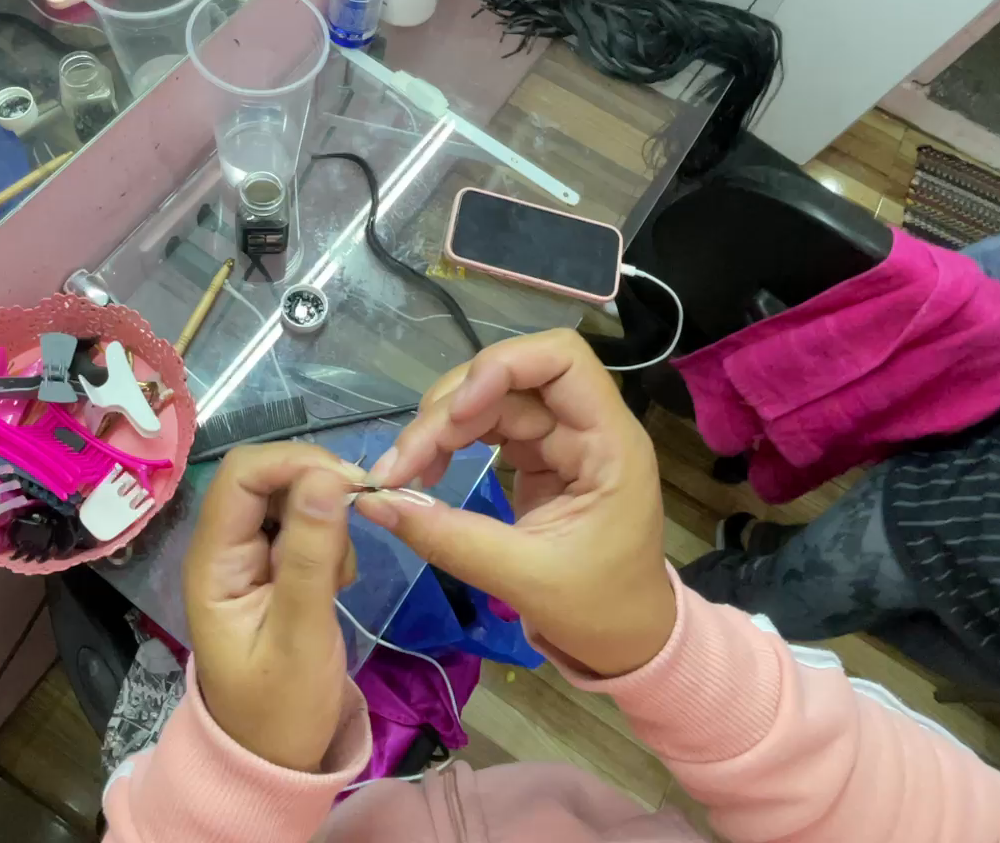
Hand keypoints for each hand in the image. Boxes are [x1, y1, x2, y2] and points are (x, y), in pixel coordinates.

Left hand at [184, 443, 365, 770]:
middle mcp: (224, 545)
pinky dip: (329, 537)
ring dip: (326, 519)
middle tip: (354, 530)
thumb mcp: (302, 636)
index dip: (294, 462)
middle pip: (267, 476)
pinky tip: (334, 582)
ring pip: (290, 495)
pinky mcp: (271, 563)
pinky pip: (303, 521)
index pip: (242, 474)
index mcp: (214, 560)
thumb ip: (311, 555)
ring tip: (338, 578)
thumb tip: (327, 478)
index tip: (349, 484)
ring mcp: (247, 553)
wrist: (274, 758)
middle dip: (316, 489)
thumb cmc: (281, 709)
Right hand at [356, 329, 676, 677]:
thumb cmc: (598, 611)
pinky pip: (484, 425)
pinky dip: (448, 442)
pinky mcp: (537, 452)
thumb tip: (373, 502)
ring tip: (404, 470)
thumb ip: (448, 537)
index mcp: (609, 443)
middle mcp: (585, 424)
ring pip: (489, 399)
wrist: (626, 641)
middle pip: (508, 378)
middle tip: (402, 464)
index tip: (456, 413)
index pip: (560, 359)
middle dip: (449, 410)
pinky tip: (425, 470)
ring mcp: (559, 435)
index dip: (501, 367)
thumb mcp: (523, 579)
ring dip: (440, 425)